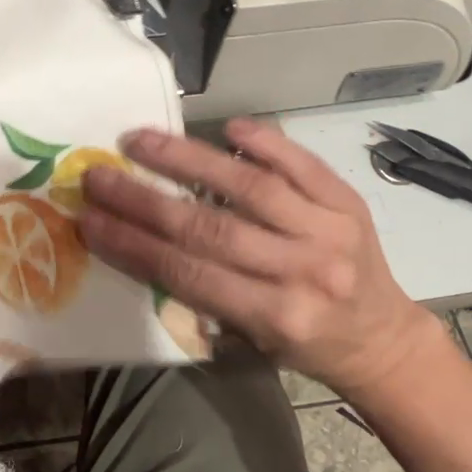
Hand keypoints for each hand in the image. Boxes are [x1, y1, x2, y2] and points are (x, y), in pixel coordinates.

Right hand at [80, 117, 444, 394]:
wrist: (382, 338)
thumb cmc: (303, 344)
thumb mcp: (250, 340)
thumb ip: (201, 294)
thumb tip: (139, 241)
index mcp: (276, 316)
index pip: (190, 274)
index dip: (134, 245)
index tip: (89, 220)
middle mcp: (304, 272)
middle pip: (211, 228)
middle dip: (145, 201)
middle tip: (99, 177)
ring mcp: (330, 231)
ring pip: (250, 187)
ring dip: (188, 160)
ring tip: (141, 140)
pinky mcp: (348, 202)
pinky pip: (301, 164)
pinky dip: (264, 142)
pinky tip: (227, 126)